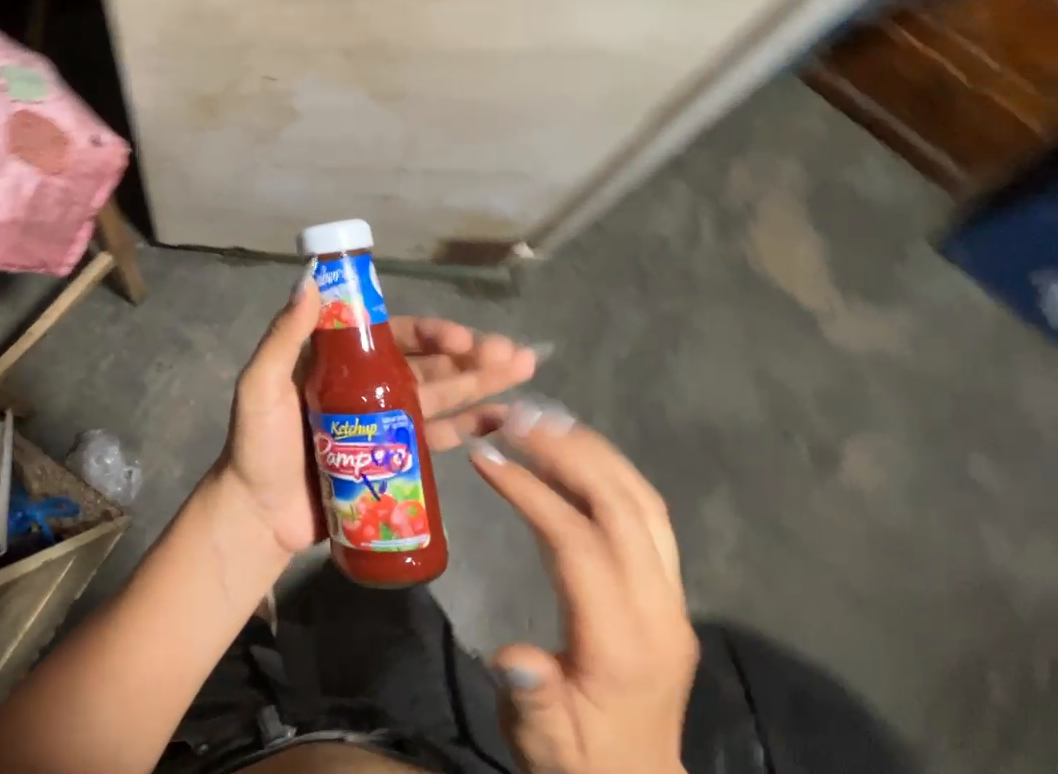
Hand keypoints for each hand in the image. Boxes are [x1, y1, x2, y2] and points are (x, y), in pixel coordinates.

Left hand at [217, 275, 538, 555]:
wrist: (258, 516)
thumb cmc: (257, 447)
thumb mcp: (261, 386)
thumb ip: (283, 337)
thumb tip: (311, 280)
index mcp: (332, 361)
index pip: (388, 336)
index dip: (427, 333)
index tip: (460, 338)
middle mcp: (361, 385)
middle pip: (423, 363)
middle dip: (468, 356)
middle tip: (512, 354)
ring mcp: (380, 423)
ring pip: (439, 394)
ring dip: (480, 383)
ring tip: (522, 371)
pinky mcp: (392, 459)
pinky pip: (436, 437)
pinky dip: (470, 426)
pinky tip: (504, 418)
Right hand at [467, 405, 695, 773]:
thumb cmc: (574, 759)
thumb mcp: (542, 741)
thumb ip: (532, 699)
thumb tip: (513, 658)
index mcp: (625, 644)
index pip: (582, 545)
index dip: (533, 493)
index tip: (485, 458)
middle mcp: (660, 610)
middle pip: (626, 509)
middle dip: (568, 453)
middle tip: (512, 417)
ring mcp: (671, 598)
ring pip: (645, 505)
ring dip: (593, 454)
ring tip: (539, 421)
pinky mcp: (665, 592)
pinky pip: (646, 517)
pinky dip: (609, 475)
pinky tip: (570, 457)